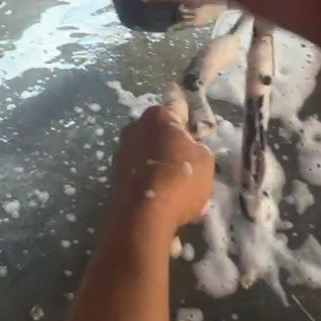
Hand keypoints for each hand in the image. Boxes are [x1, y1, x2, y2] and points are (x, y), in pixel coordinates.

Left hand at [111, 87, 214, 238]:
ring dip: (159, 163)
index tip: (192, 123)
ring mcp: (122, 149)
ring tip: (177, 188)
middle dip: (171, 143)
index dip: (187, 115)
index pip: (177, 105)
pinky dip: (149, 180)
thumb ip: (197, 146)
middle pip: (160, 130)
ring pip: (148, 152)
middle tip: (188, 164)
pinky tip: (163, 198)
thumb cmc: (180, 178)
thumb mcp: (205, 159)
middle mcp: (136, 125)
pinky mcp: (115, 172)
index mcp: (159, 115)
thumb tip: (189, 147)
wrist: (145, 214)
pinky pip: (139, 172)